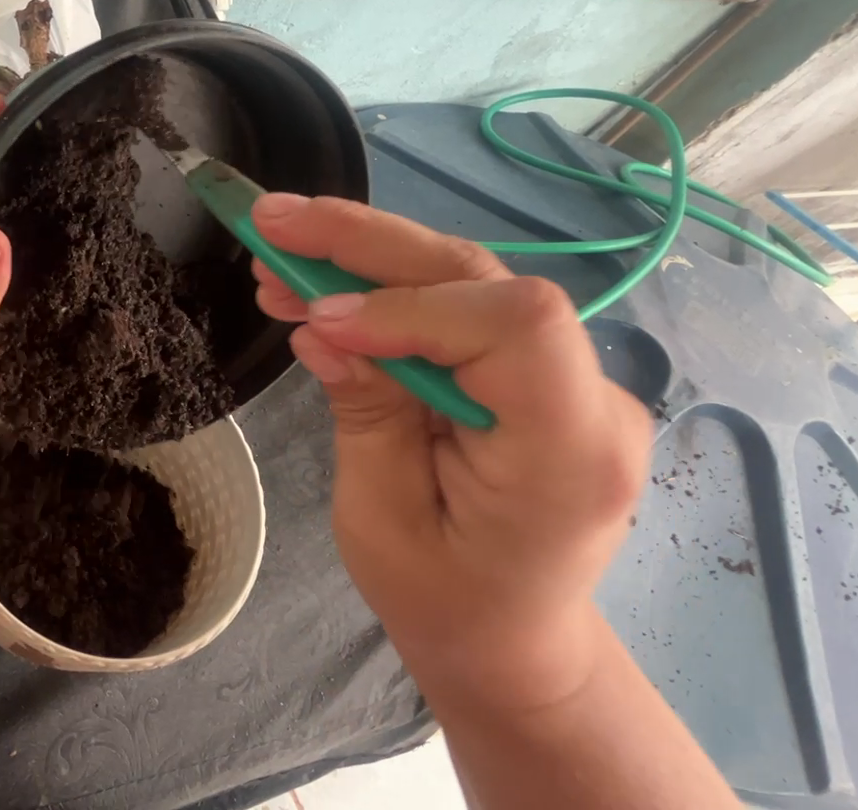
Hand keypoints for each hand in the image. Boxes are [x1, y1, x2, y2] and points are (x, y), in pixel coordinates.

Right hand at [250, 195, 651, 712]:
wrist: (510, 637)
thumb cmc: (443, 600)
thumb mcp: (381, 519)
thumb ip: (366, 413)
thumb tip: (322, 328)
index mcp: (567, 451)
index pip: (512, 326)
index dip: (406, 306)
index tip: (314, 319)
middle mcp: (585, 395)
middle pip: (479, 276)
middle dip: (366, 242)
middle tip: (271, 219)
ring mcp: (562, 374)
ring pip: (459, 277)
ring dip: (359, 254)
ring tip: (274, 245)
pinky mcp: (525, 368)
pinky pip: (451, 305)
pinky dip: (375, 287)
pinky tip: (310, 284)